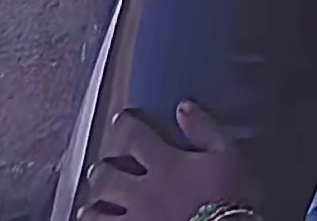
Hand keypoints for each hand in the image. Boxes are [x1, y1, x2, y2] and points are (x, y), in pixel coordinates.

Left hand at [80, 101, 255, 219]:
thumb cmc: (226, 192)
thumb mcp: (224, 152)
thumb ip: (203, 128)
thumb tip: (183, 106)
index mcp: (164, 163)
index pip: (137, 137)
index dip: (127, 125)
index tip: (122, 119)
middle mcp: (140, 191)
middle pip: (107, 177)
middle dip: (101, 169)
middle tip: (100, 166)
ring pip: (96, 213)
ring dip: (92, 206)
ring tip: (91, 204)